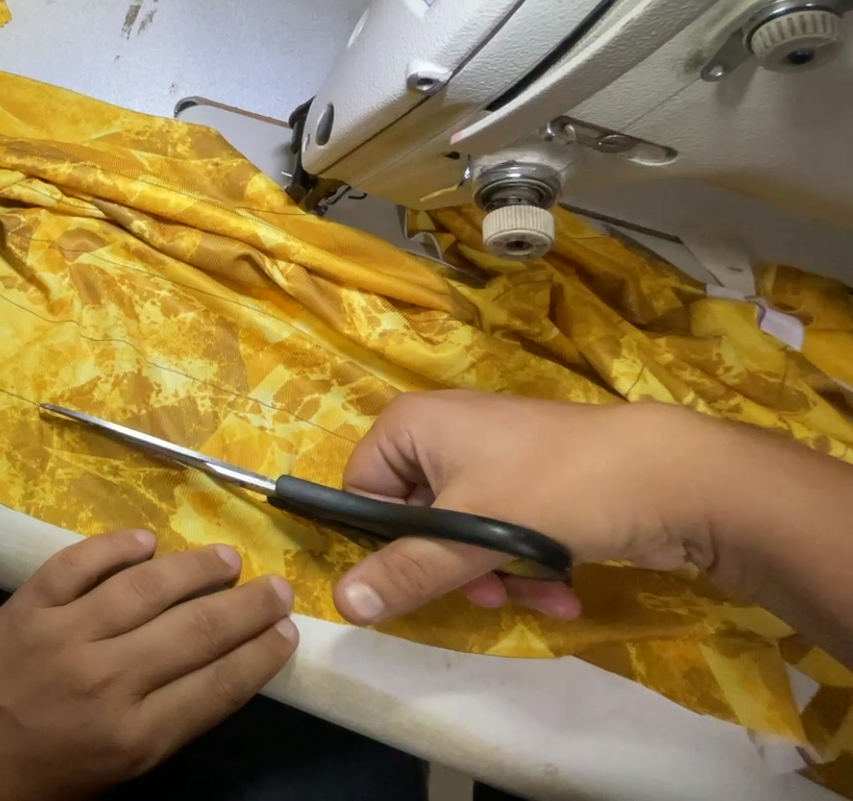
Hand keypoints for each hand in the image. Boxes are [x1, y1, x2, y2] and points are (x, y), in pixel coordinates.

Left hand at [0, 531, 296, 800]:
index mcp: (136, 737)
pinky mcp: (27, 604)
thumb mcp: (118, 769)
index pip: (217, 687)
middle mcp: (107, 680)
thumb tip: (212, 666)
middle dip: (244, 608)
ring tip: (226, 556)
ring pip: (142, 590)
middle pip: (193, 633)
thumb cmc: (43, 775)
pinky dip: (112, 547)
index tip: (287, 631)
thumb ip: (163, 719)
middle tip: (276, 585)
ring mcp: (64, 634)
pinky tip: (145, 539)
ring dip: (191, 569)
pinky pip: (76, 564)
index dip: (259, 655)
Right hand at [332, 391, 730, 625]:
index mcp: (408, 424)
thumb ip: (404, 572)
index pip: (363, 489)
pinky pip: (502, 522)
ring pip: (464, 525)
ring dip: (495, 571)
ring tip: (539, 598)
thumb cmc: (556, 486)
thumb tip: (341, 604)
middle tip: (490, 596)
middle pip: (416, 513)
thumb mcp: (473, 535)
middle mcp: (441, 429)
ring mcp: (490, 449)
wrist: (688, 476)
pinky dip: (524, 558)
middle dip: (454, 565)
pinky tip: (561, 590)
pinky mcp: (533, 474)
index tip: (430, 574)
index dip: (389, 540)